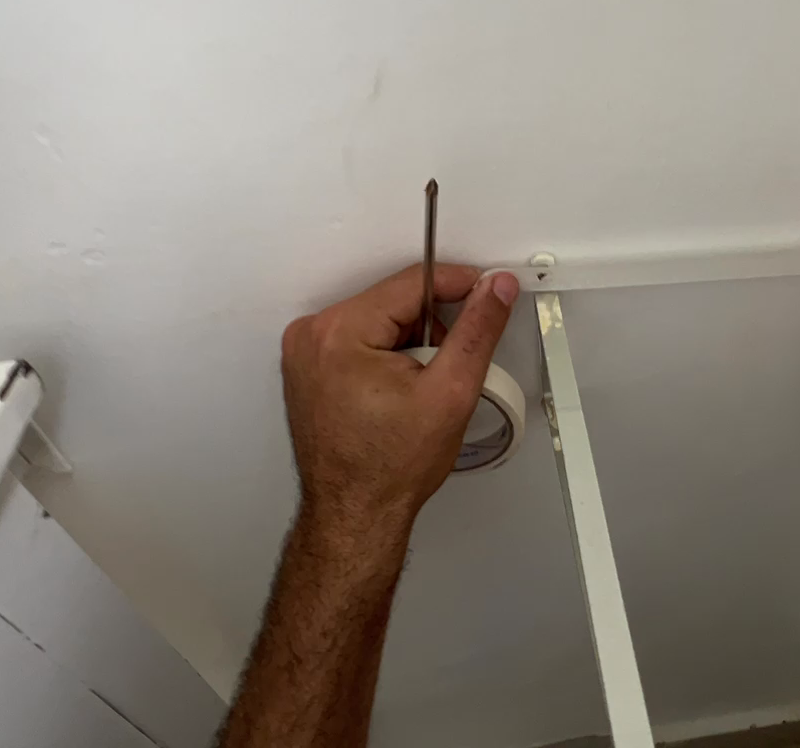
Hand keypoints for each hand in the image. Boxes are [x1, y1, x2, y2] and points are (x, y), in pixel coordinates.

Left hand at [280, 264, 519, 529]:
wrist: (355, 515)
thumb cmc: (390, 468)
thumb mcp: (451, 391)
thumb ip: (478, 329)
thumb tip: (494, 288)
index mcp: (341, 332)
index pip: (412, 283)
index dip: (458, 283)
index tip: (486, 288)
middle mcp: (313, 335)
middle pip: (394, 301)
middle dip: (429, 326)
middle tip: (439, 372)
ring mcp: (305, 352)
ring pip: (379, 319)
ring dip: (408, 341)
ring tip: (413, 389)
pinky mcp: (307, 366)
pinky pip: (359, 338)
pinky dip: (385, 353)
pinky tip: (392, 392)